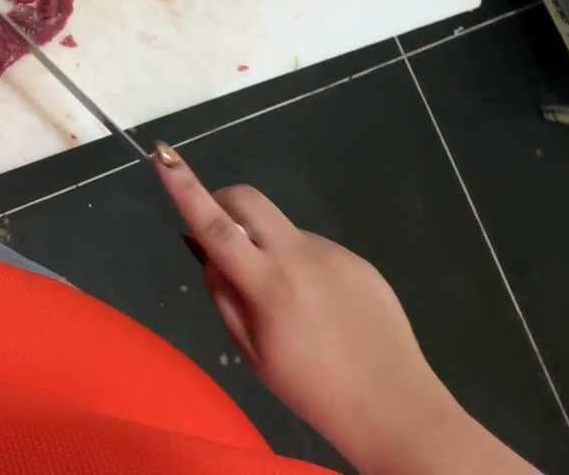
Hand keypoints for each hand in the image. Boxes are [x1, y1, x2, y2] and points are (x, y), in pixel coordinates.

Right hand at [153, 143, 537, 474]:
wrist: (402, 415)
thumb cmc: (314, 391)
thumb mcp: (251, 350)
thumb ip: (224, 295)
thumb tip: (211, 256)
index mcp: (269, 285)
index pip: (214, 225)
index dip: (184, 187)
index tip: (165, 154)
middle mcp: (301, 259)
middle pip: (248, 199)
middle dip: (224, 203)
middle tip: (225, 239)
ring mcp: (336, 256)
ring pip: (281, 230)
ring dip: (269, 249)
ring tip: (291, 304)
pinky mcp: (360, 263)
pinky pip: (314, 251)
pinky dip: (302, 267)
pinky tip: (322, 309)